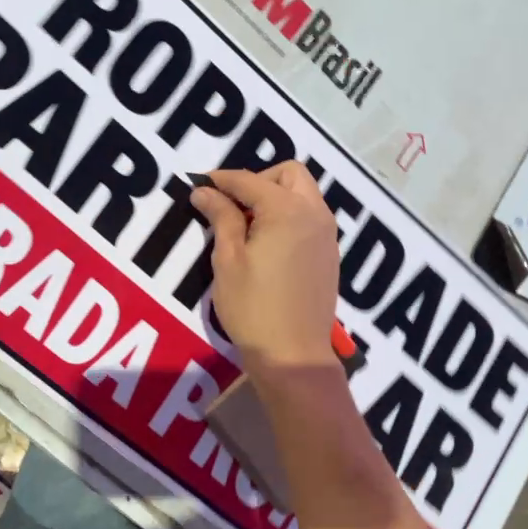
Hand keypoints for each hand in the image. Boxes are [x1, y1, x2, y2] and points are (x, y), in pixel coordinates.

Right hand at [190, 162, 340, 369]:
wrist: (293, 354)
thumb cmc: (252, 307)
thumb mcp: (228, 260)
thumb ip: (221, 218)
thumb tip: (206, 191)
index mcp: (287, 211)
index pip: (249, 180)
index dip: (221, 180)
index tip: (198, 186)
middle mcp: (314, 214)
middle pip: (289, 174)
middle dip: (258, 180)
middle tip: (230, 204)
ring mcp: (327, 234)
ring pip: (303, 194)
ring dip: (275, 196)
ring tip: (245, 223)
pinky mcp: (329, 254)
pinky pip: (310, 216)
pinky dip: (288, 215)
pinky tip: (266, 242)